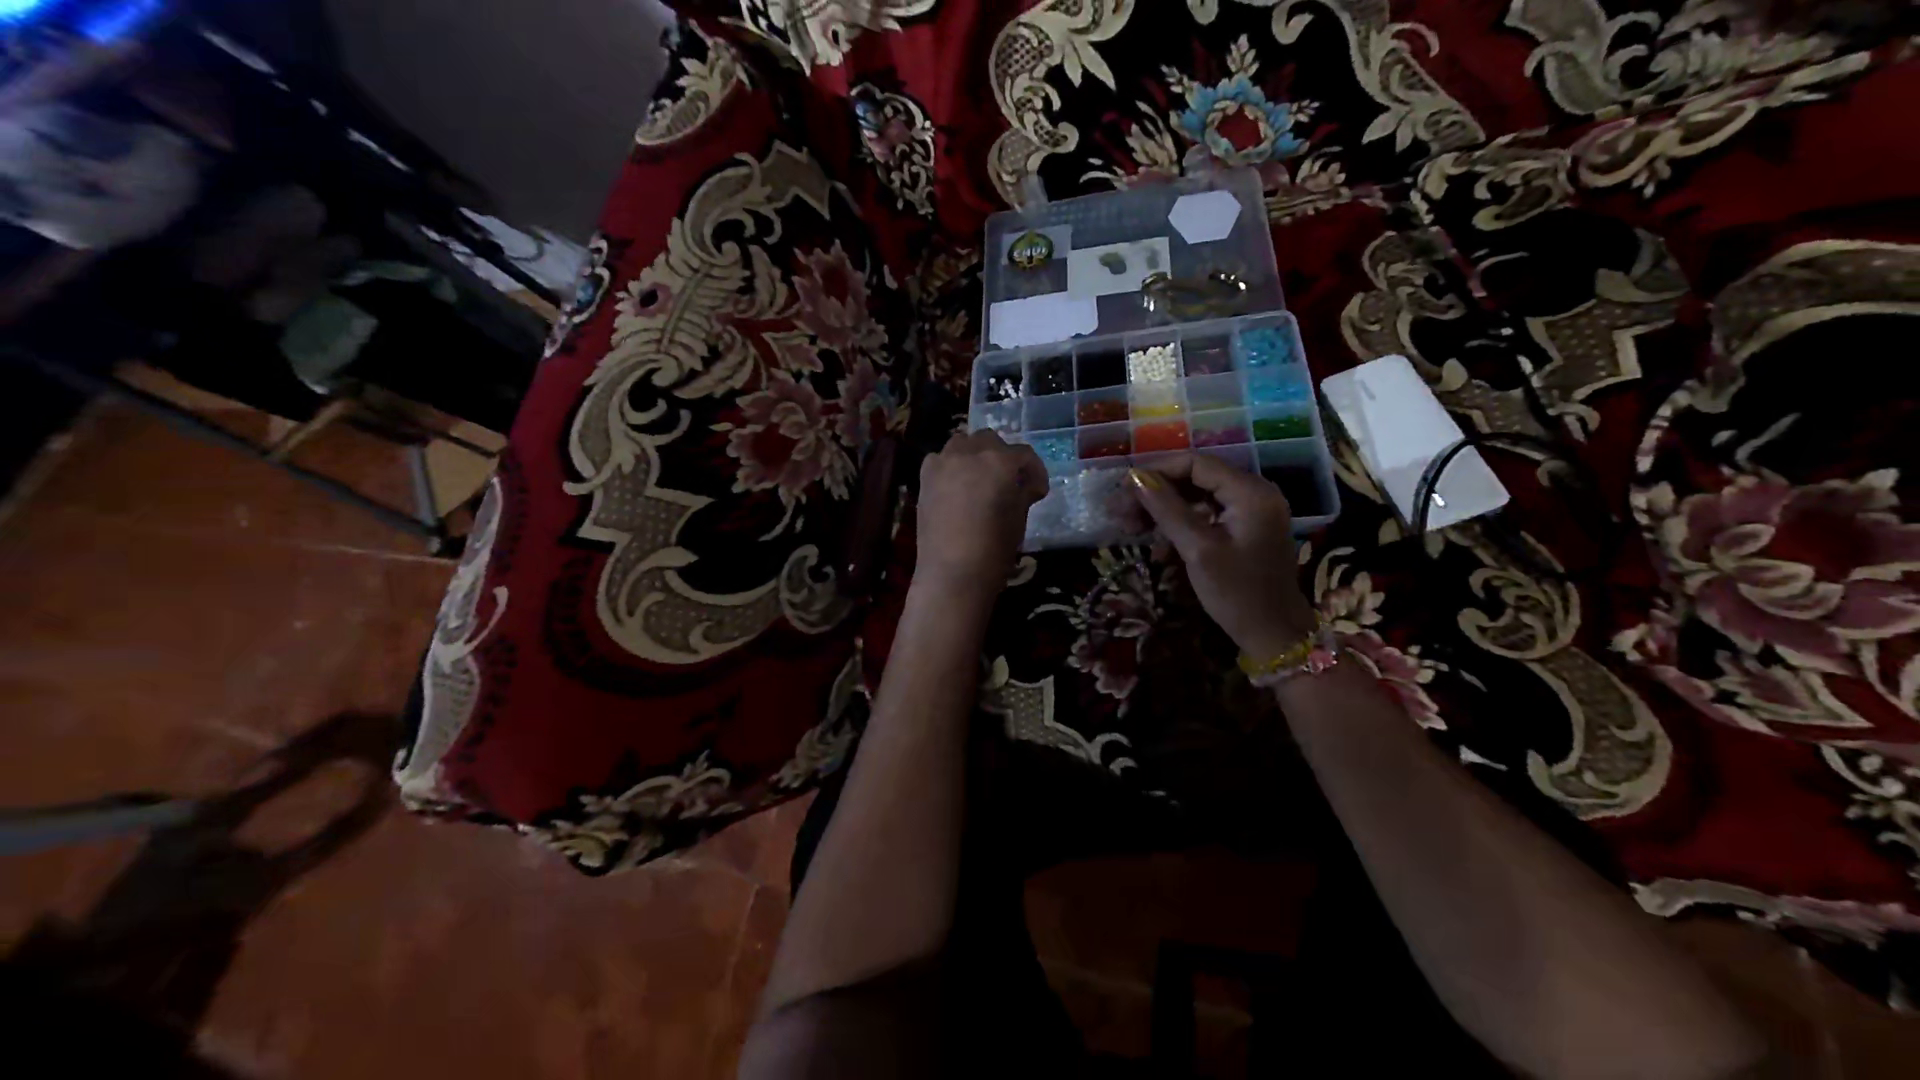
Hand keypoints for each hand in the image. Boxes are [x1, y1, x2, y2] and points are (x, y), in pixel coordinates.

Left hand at [916, 430, 1047, 595]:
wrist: (952, 573)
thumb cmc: (994, 549)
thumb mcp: (1018, 519)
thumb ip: (1023, 493)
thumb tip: (1027, 486)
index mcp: (999, 461)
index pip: (1024, 454)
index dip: (1035, 471)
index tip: (1038, 490)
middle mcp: (970, 453)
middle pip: (991, 440)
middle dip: (1003, 456)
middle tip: (1009, 481)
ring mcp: (943, 463)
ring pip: (962, 443)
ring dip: (975, 454)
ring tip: (981, 478)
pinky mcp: (925, 478)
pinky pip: (940, 459)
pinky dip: (950, 464)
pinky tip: (956, 485)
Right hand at [1129, 455, 1317, 658]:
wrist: (1274, 635)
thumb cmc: (1237, 593)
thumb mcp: (1198, 550)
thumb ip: (1167, 510)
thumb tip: (1136, 479)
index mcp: (1250, 492)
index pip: (1196, 463)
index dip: (1157, 471)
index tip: (1124, 488)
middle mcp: (1255, 493)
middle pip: (1196, 477)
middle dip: (1156, 492)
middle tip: (1120, 511)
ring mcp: (1252, 511)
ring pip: (1198, 496)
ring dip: (1164, 508)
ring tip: (1130, 527)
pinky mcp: (1246, 529)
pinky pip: (1207, 514)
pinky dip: (1180, 523)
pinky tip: (1157, 541)